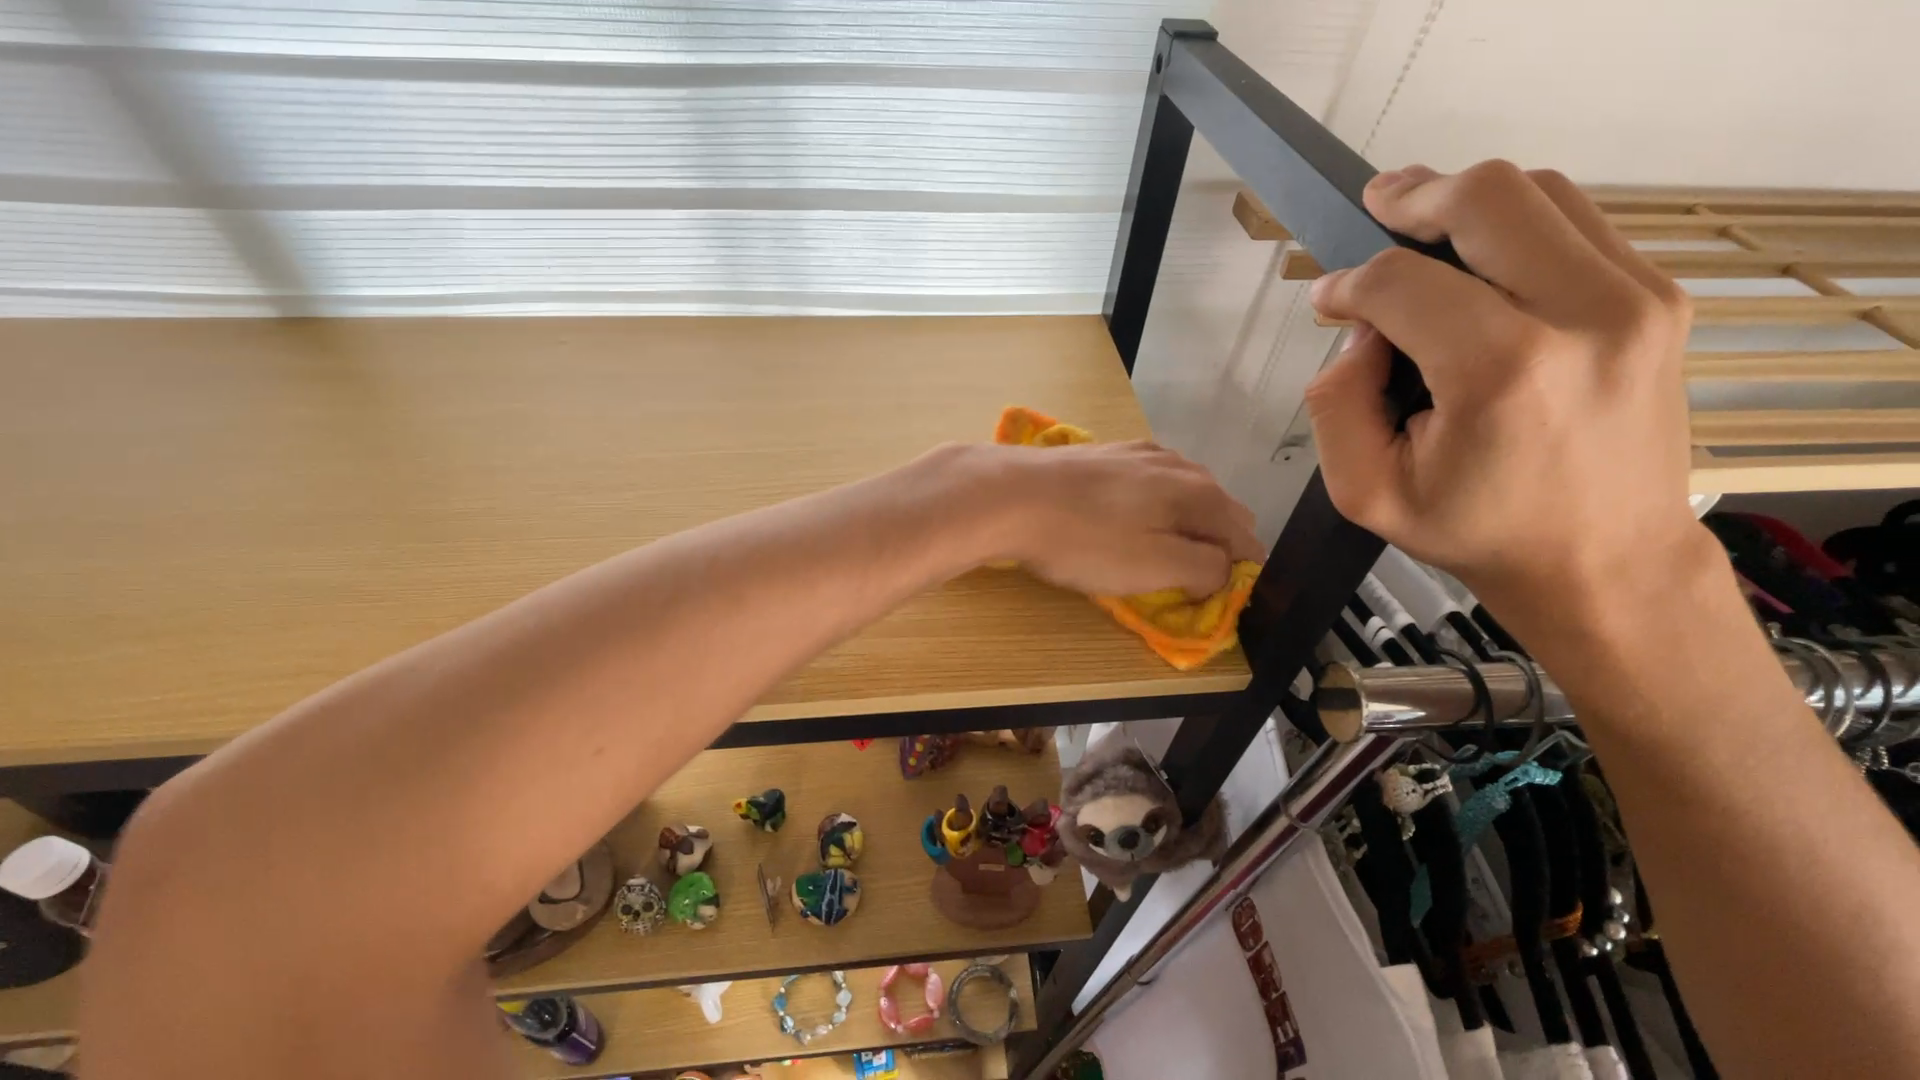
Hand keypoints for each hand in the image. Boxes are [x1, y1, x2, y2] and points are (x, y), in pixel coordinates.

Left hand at [953, 440, 1262, 597]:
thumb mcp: (1154, 566)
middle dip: (1213, 548)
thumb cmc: (1084, 538)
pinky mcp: (1106, 454)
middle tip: (1184, 583)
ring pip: (1182, 496)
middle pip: (1218, 513)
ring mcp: (1141, 453)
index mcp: (1201, 492)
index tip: (1213, 601)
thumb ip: (1204, 569)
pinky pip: (1149, 486)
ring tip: (1155, 557)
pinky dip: (1151, 510)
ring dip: (1182, 527)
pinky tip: (1124, 524)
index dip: (1238, 574)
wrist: (1010, 494)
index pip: (1246, 539)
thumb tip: (1226, 569)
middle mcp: (1180, 464)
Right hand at [1304, 161, 1701, 619]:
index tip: (1327, 300)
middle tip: (1373, 207)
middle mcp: (1586, 316)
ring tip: (1420, 227)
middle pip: (1486, 197)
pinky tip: (1481, 261)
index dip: (1347, 282)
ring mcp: (1639, 298)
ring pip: (1539, 192)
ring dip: (1467, 202)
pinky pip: (1577, 221)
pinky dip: (1517, 225)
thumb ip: (1333, 403)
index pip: (1401, 282)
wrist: (1606, 560)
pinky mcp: (1661, 297)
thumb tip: (1360, 330)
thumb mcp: (1365, 492)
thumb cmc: (1478, 531)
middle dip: (1413, 196)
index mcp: (1503, 373)